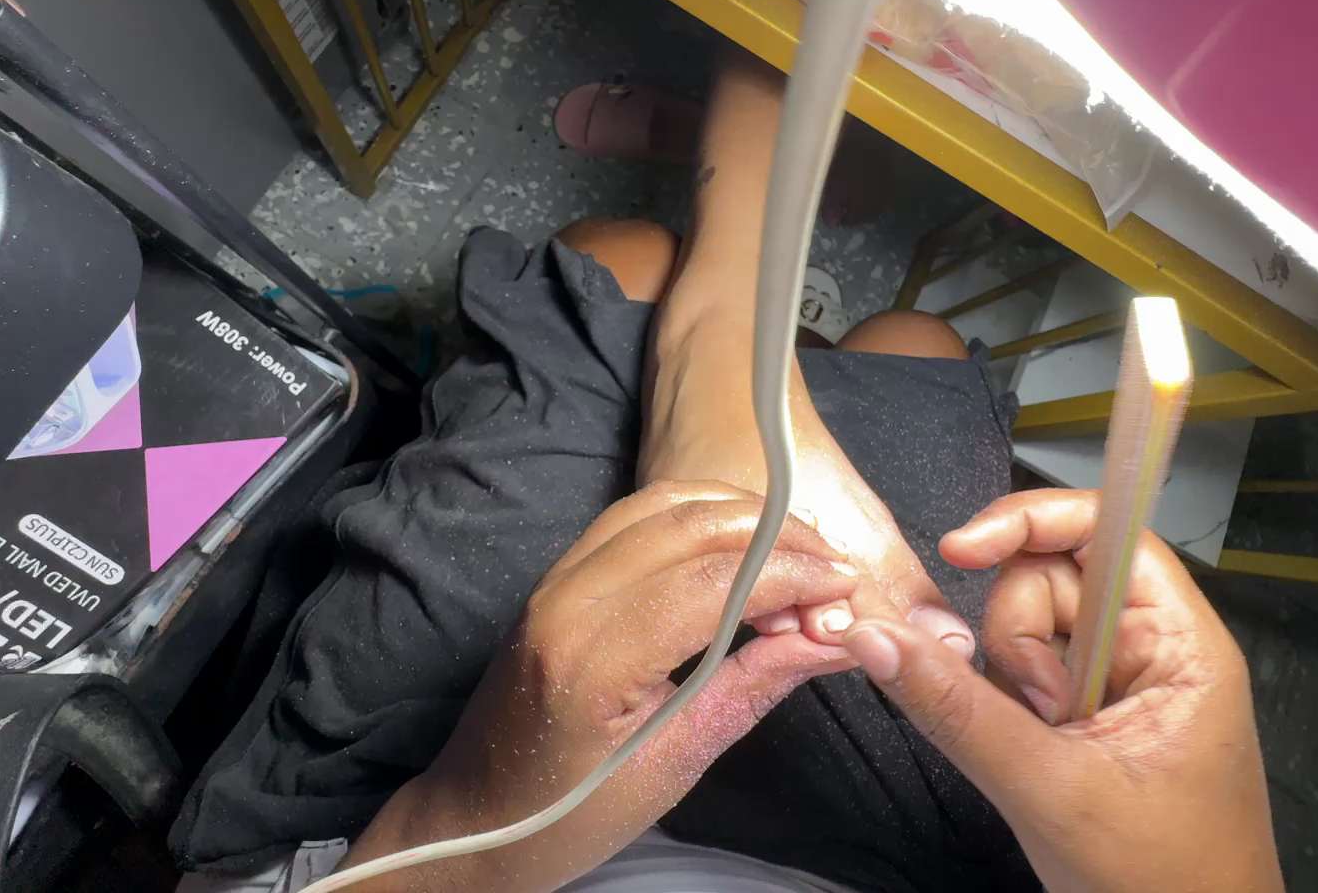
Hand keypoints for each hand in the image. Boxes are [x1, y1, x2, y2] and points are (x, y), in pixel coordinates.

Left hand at [341, 480, 859, 891]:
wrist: (473, 813)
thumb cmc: (572, 811)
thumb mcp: (674, 764)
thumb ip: (752, 687)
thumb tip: (833, 640)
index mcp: (593, 658)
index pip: (712, 584)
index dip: (788, 575)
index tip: (845, 586)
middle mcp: (570, 594)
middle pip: (692, 527)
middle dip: (776, 534)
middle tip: (831, 565)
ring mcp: (560, 572)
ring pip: (666, 504)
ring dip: (741, 512)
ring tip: (796, 547)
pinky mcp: (562, 566)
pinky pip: (640, 512)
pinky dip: (701, 511)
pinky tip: (738, 536)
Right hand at [840, 489, 1282, 892]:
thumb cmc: (1160, 885)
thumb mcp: (1051, 791)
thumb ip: (956, 709)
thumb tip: (873, 634)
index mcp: (1177, 641)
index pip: (1104, 530)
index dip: (1031, 520)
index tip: (963, 550)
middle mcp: (1143, 640)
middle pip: (1045, 574)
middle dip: (1017, 637)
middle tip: (1037, 712)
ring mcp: (1109, 670)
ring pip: (1020, 618)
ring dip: (1007, 674)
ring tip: (1039, 740)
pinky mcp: (1079, 698)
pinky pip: (1015, 661)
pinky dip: (1001, 692)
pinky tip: (1027, 739)